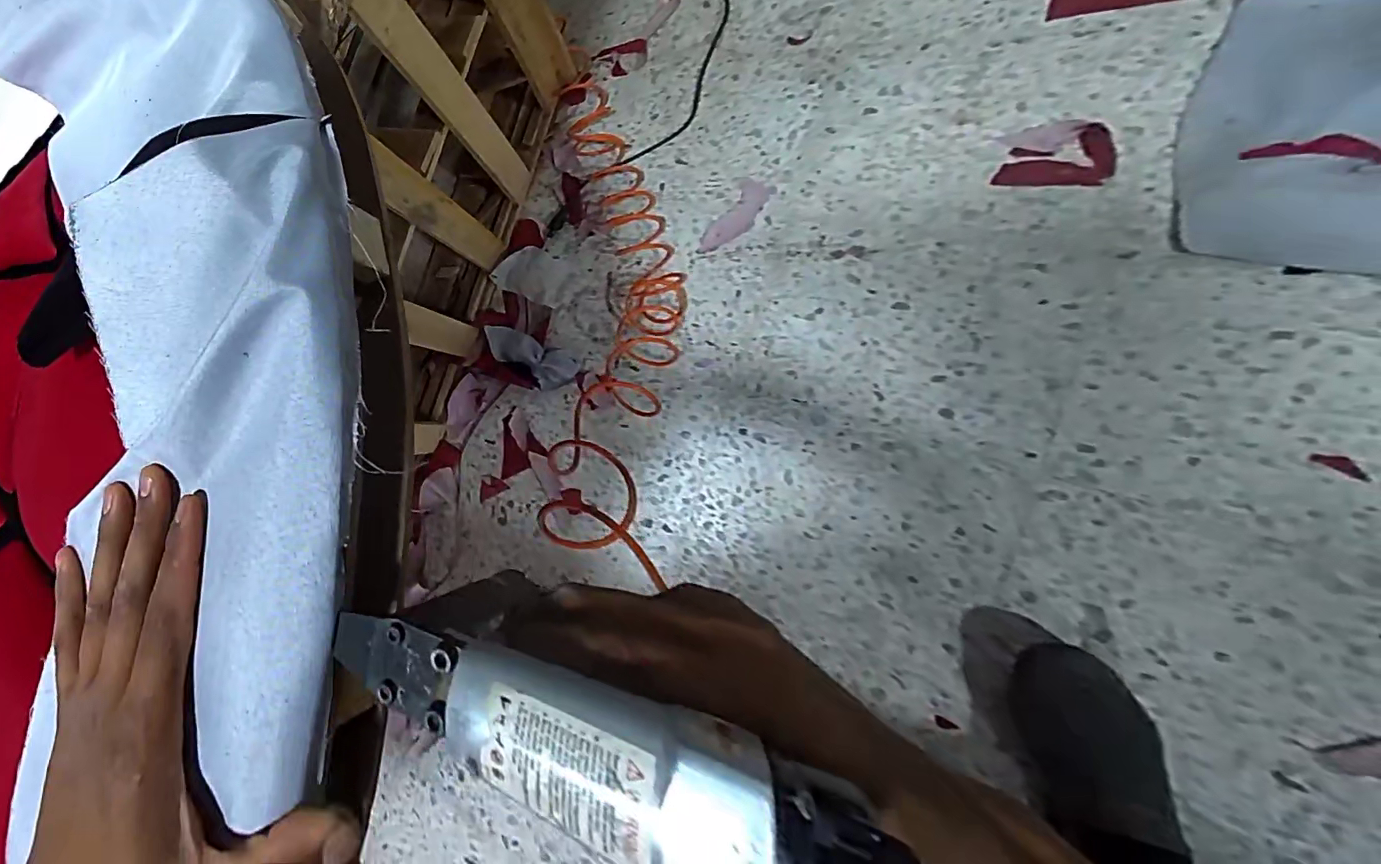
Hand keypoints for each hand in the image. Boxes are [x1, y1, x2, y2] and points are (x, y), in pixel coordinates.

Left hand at [30, 464, 360, 863]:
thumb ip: (280, 852)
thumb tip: (350, 827)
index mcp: (144, 728)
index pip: (166, 625)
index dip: (180, 563)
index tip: (190, 507)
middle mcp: (106, 703)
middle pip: (129, 601)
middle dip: (143, 533)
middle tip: (150, 475)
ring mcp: (79, 708)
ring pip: (95, 610)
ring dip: (107, 549)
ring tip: (111, 495)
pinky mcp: (65, 719)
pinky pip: (65, 643)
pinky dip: (65, 597)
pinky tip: (65, 560)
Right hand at [498, 584, 1086, 863]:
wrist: (901, 793)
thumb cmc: (817, 801)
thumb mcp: (732, 794)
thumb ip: (664, 777)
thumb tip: (594, 766)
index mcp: (715, 674)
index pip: (616, 651)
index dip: (559, 647)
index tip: (511, 650)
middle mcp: (717, 631)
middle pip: (618, 618)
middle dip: (558, 620)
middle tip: (505, 630)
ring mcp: (730, 619)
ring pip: (639, 605)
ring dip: (587, 611)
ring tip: (538, 621)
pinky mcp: (740, 620)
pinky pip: (671, 606)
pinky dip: (630, 613)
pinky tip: (608, 625)